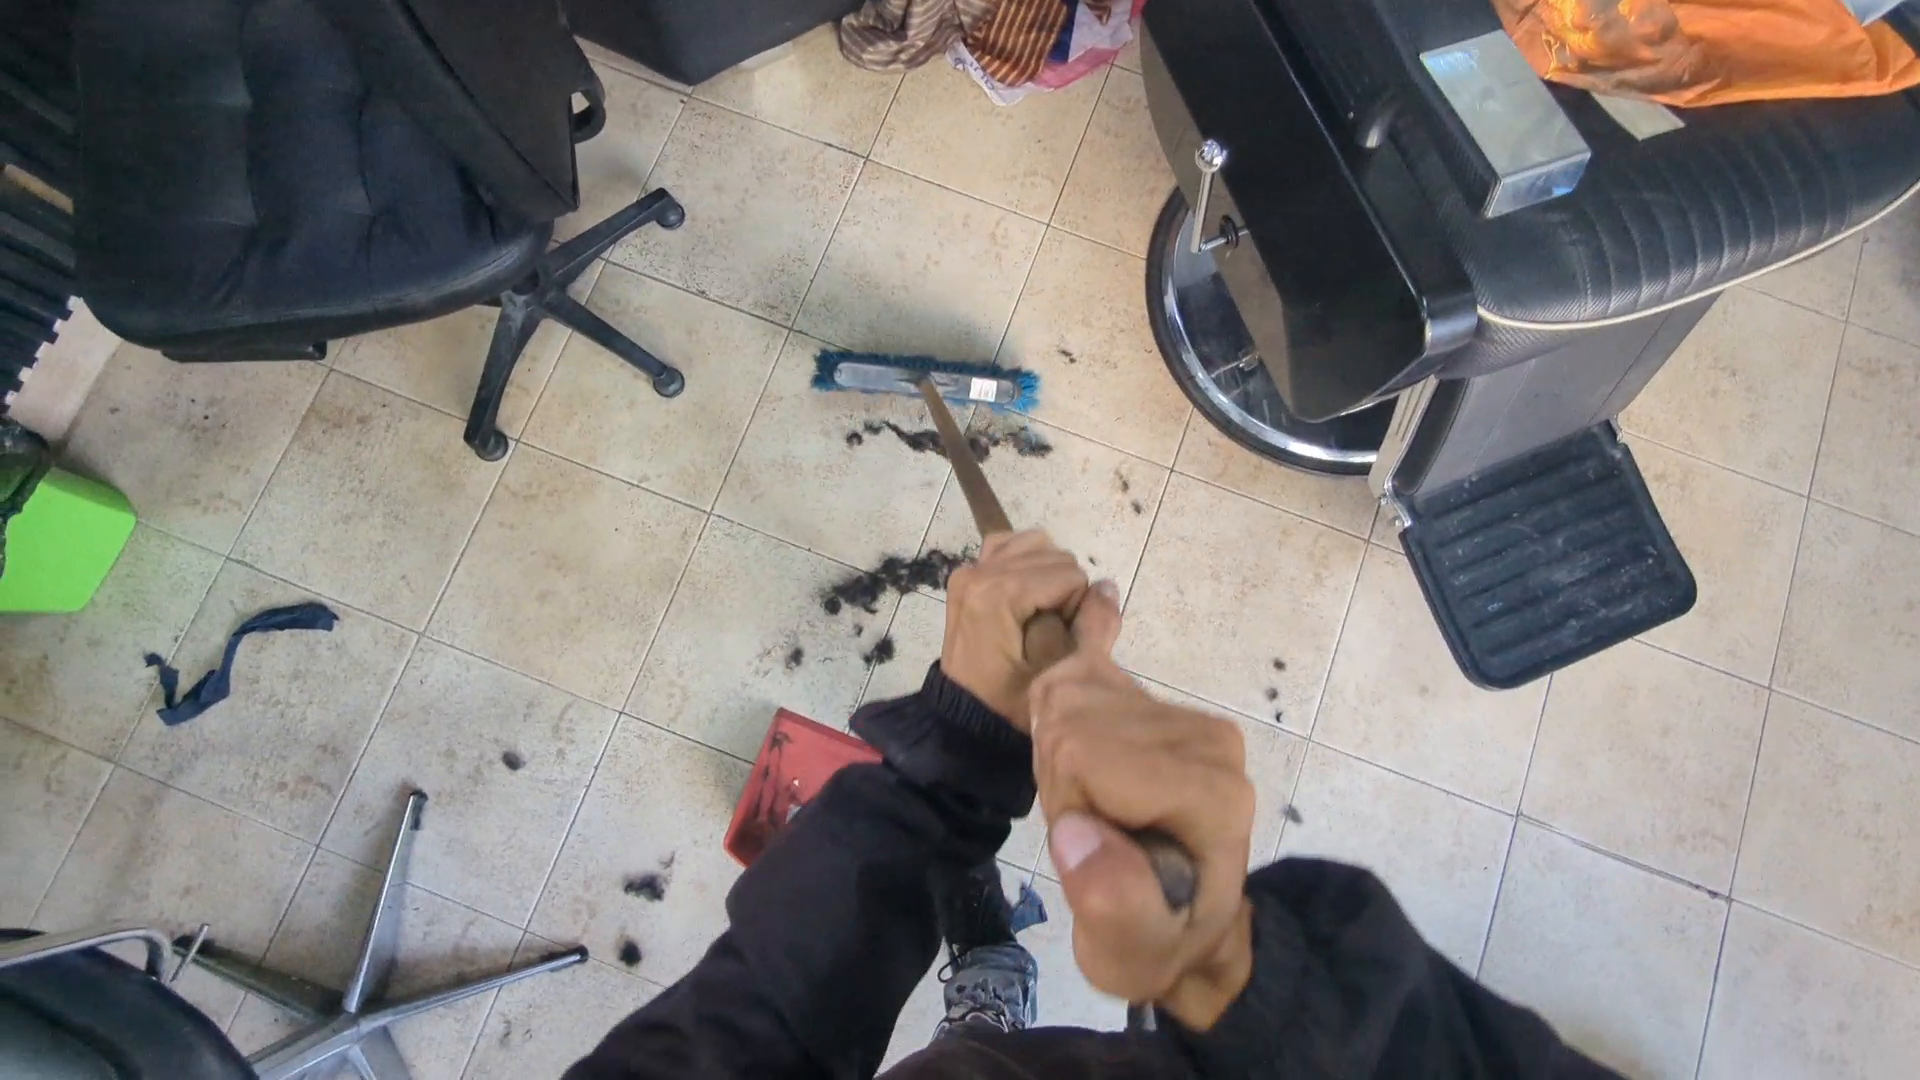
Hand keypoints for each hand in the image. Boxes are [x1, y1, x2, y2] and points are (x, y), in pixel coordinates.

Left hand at [941, 530, 1118, 733]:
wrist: (964, 714)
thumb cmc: (1011, 703)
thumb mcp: (1058, 674)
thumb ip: (1090, 628)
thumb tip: (1107, 585)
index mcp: (998, 594)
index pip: (1068, 575)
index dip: (1077, 607)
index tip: (1061, 641)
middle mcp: (979, 572)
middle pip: (1054, 556)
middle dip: (1065, 589)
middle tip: (1053, 630)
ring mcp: (970, 569)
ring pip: (1035, 544)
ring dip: (1049, 573)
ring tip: (1042, 611)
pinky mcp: (968, 573)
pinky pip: (1008, 544)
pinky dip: (1027, 560)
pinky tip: (1029, 592)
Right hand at [1030, 655, 1254, 1030]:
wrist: (1190, 921)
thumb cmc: (1156, 943)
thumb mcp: (1129, 954)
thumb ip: (1113, 903)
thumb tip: (1077, 831)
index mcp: (1210, 795)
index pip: (1080, 749)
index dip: (1062, 795)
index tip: (1082, 842)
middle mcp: (1209, 739)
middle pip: (1075, 717)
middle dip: (1058, 772)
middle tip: (1086, 826)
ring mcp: (1191, 714)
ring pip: (1072, 692)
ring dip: (1059, 748)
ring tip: (1091, 801)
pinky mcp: (1168, 702)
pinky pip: (1090, 668)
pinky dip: (1070, 694)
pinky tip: (1088, 723)